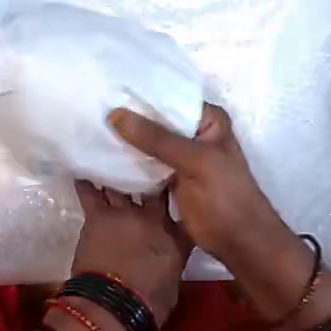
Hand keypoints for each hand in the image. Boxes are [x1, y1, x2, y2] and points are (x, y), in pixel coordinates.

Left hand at [69, 182, 189, 326]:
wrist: (116, 305)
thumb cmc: (150, 302)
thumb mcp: (174, 276)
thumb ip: (175, 254)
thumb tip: (171, 247)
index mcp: (178, 236)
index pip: (182, 207)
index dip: (177, 194)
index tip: (175, 183)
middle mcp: (154, 217)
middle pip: (153, 190)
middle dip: (150, 179)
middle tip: (144, 169)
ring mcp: (126, 212)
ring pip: (122, 186)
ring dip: (118, 179)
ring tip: (115, 167)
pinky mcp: (99, 215)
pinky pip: (90, 192)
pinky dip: (86, 184)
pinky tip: (83, 174)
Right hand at [108, 104, 297, 275]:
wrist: (237, 242)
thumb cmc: (226, 197)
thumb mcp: (195, 161)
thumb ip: (157, 138)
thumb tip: (116, 114)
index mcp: (209, 120)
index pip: (171, 96)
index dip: (142, 94)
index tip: (110, 88)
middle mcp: (194, 133)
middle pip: (157, 120)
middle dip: (130, 117)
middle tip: (94, 107)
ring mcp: (181, 157)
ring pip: (149, 142)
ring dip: (126, 140)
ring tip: (92, 127)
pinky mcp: (169, 179)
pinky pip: (145, 164)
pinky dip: (128, 162)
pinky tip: (102, 155)